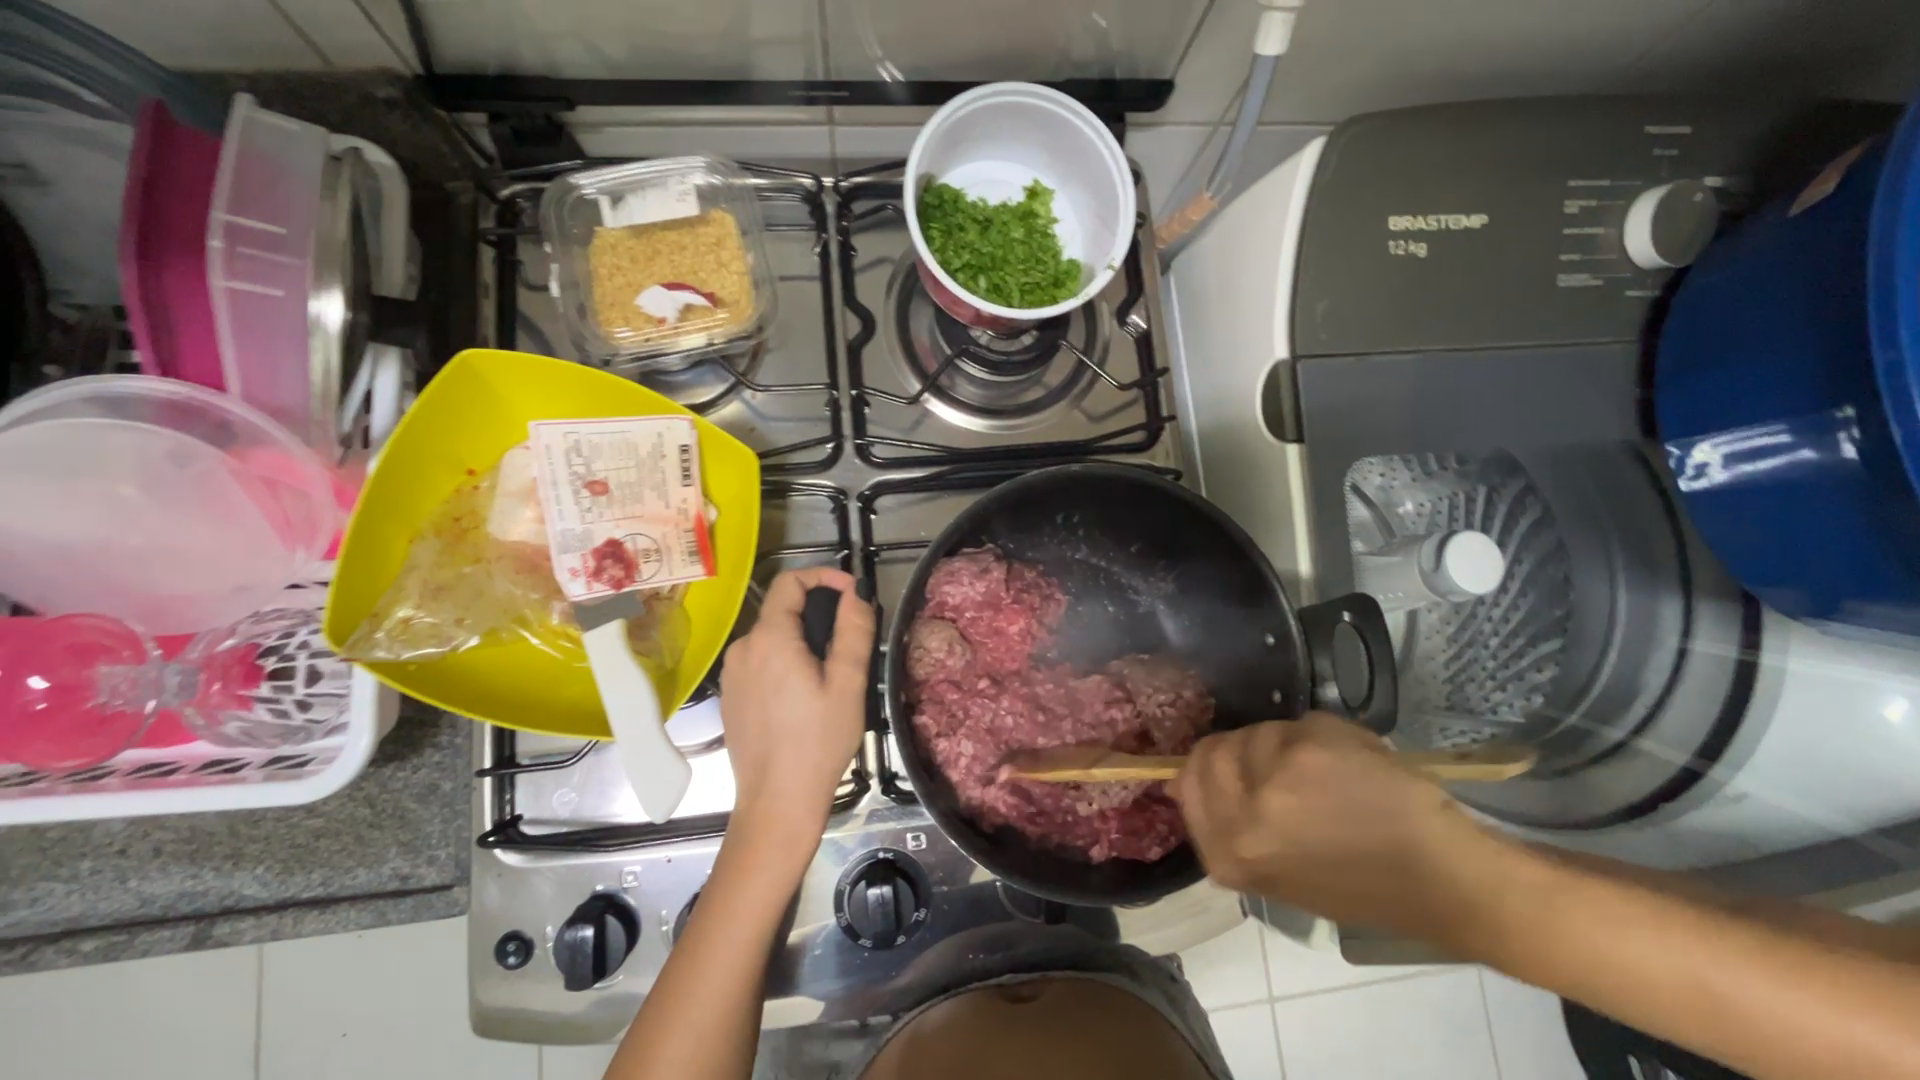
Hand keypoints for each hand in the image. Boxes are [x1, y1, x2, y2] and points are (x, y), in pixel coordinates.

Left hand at [719, 568, 875, 843]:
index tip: (852, 594)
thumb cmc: (818, 742)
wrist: (777, 801)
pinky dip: (784, 663)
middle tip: (849, 645)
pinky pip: (760, 662)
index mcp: (769, 638)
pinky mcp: (730, 697)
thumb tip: (855, 593)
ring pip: (771, 638)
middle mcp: (742, 648)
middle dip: (817, 615)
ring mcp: (731, 674)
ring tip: (831, 677)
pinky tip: (804, 698)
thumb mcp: (848, 684)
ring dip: (801, 642)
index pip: (789, 582)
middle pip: (780, 610)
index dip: (823, 577)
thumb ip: (853, 631)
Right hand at [1172, 712, 1498, 935]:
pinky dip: (1329, 735)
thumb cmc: (1359, 882)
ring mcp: (1271, 784)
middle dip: (1249, 752)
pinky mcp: (1307, 752)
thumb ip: (1226, 824)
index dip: (1212, 770)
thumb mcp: (1272, 867)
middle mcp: (1239, 821)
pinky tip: (1356, 766)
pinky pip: (1300, 723)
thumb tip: (1178, 780)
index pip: (1187, 783)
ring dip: (1290, 745)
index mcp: (1227, 856)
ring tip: (1330, 778)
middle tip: (1292, 774)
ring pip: (1257, 733)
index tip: (1247, 773)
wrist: (1437, 881)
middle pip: (1213, 750)